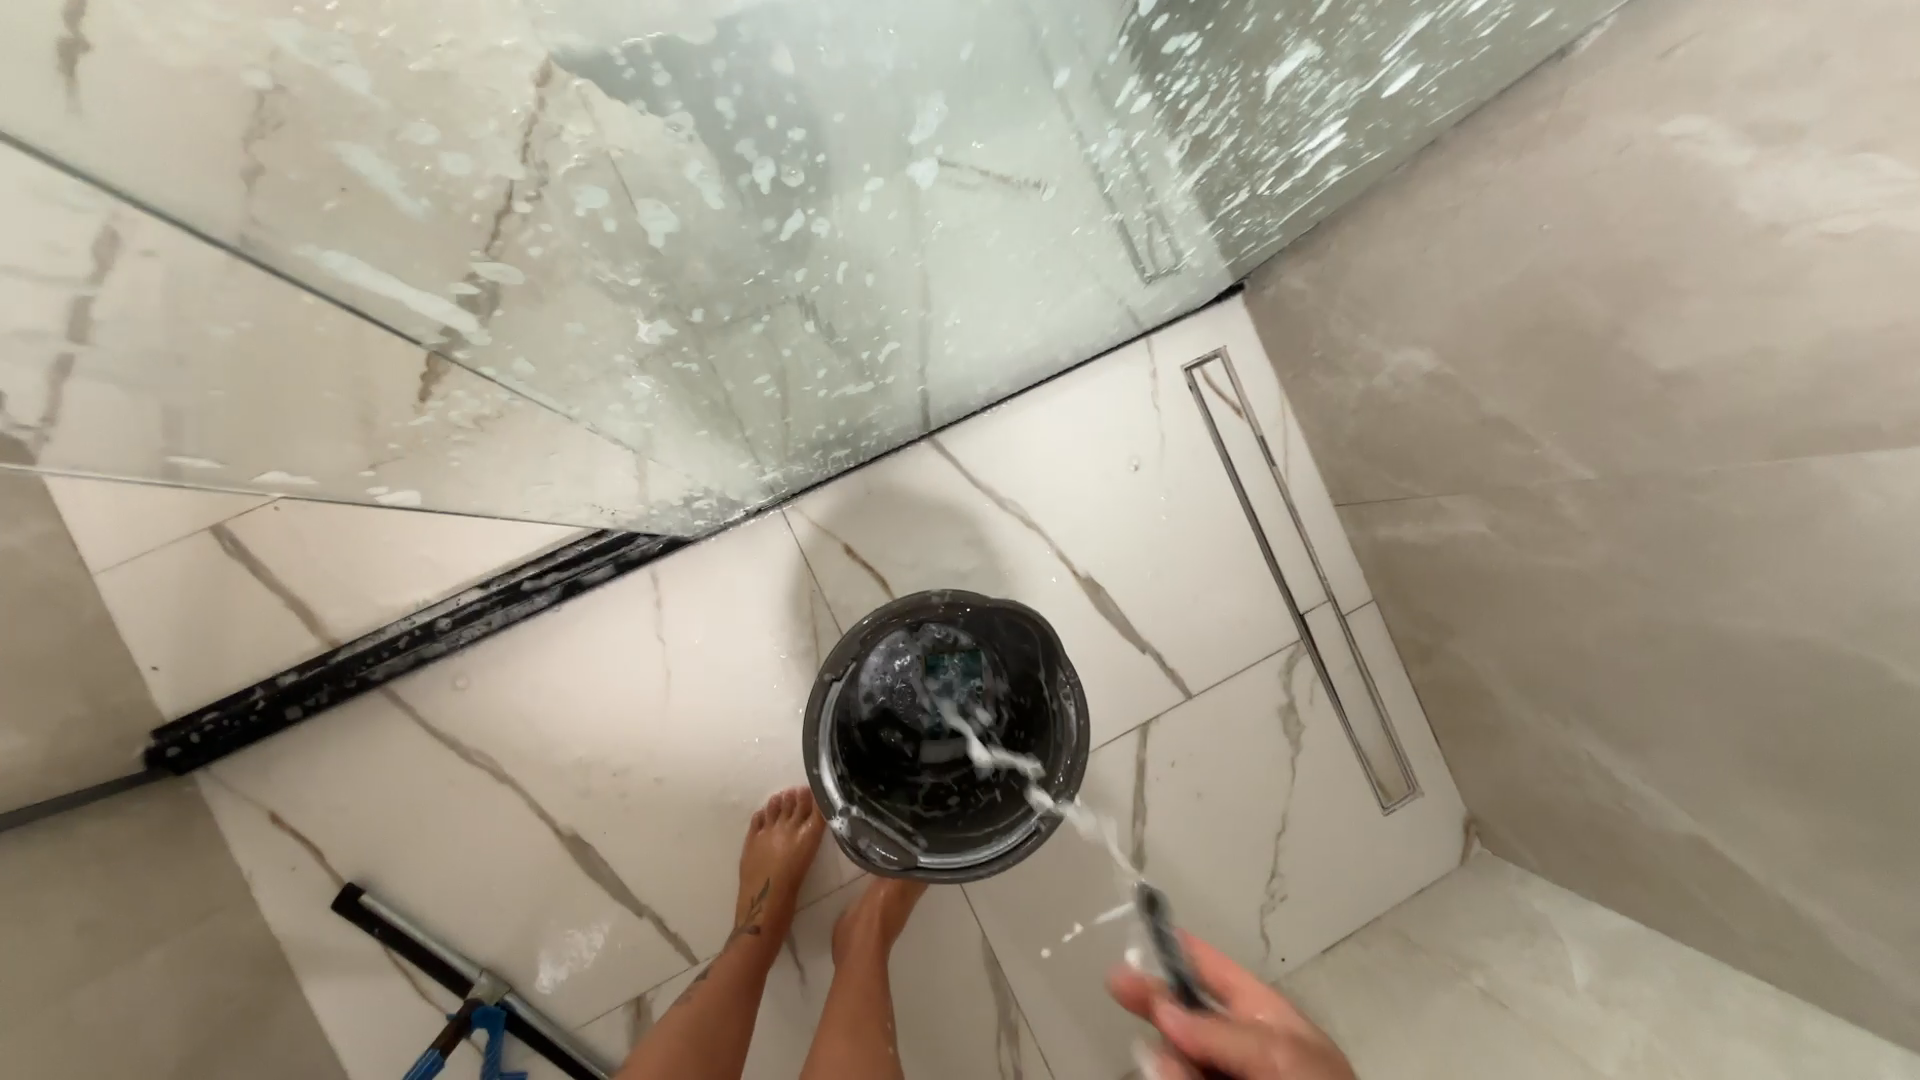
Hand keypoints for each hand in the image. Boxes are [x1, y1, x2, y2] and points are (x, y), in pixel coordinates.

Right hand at [1107, 931, 1356, 1079]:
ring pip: (1175, 1053)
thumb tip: (1161, 1009)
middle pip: (1184, 1011)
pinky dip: (1170, 1075)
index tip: (1144, 929)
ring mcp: (1223, 1075)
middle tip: (1116, 983)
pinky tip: (1169, 1074)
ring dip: (1165, 1054)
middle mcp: (1240, 1044)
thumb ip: (1223, 1031)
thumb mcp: (1283, 1055)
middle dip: (1155, 998)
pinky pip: (1178, 1077)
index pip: (1215, 970)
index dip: (1180, 948)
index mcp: (1264, 1017)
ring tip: (1172, 1068)